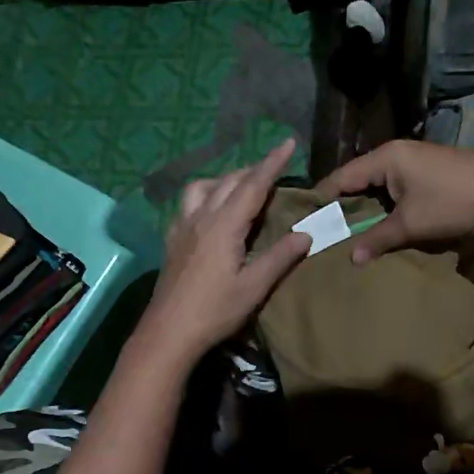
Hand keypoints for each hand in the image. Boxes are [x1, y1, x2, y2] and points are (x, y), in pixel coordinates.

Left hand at [139, 139, 311, 360]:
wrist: (168, 331)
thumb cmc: (214, 311)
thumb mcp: (254, 287)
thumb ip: (279, 258)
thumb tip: (306, 234)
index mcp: (223, 226)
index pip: (252, 186)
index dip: (272, 163)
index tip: (288, 142)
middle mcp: (200, 218)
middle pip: (227, 182)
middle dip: (251, 170)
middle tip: (273, 169)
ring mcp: (181, 228)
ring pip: (201, 187)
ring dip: (223, 179)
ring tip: (240, 187)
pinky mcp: (171, 240)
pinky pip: (187, 204)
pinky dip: (204, 196)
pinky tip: (209, 211)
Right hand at [313, 141, 473, 263]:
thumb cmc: (453, 202)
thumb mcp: (411, 225)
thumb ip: (377, 239)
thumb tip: (351, 259)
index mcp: (384, 158)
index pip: (340, 177)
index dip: (322, 199)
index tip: (307, 221)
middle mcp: (394, 152)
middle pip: (356, 178)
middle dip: (341, 204)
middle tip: (324, 229)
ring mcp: (412, 158)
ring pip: (375, 182)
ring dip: (363, 205)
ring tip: (347, 229)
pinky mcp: (426, 168)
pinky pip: (392, 184)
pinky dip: (382, 201)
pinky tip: (379, 220)